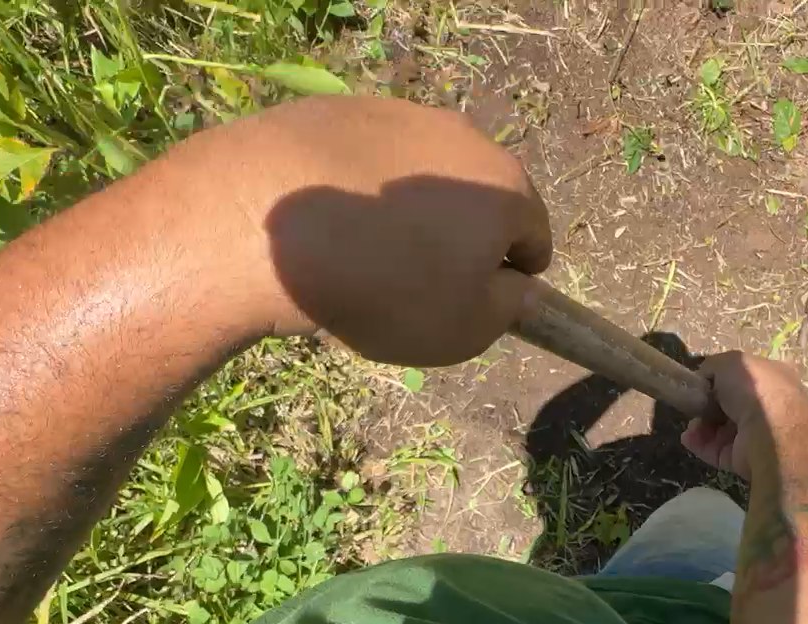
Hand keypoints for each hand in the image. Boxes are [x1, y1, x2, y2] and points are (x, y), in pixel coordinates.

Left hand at [185, 96, 551, 367]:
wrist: (272, 229)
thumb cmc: (388, 291)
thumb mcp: (466, 328)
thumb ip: (508, 308)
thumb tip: (518, 286)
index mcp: (504, 189)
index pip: (536, 236)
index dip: (518, 276)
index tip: (487, 300)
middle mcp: (461, 138)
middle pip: (480, 199)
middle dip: (467, 241)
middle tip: (427, 286)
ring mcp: (398, 115)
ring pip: (426, 177)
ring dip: (416, 215)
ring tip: (373, 261)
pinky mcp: (339, 109)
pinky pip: (371, 162)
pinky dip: (366, 192)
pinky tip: (335, 229)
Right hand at [680, 352, 807, 478]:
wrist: (769, 430)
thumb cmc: (754, 388)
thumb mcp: (731, 361)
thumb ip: (713, 367)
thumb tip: (703, 379)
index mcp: (770, 381)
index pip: (742, 381)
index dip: (719, 381)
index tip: (702, 383)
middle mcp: (766, 408)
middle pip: (728, 407)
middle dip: (707, 405)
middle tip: (694, 404)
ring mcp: (754, 435)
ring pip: (719, 430)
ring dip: (700, 426)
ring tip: (691, 424)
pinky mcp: (741, 458)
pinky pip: (715, 450)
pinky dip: (699, 444)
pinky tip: (688, 438)